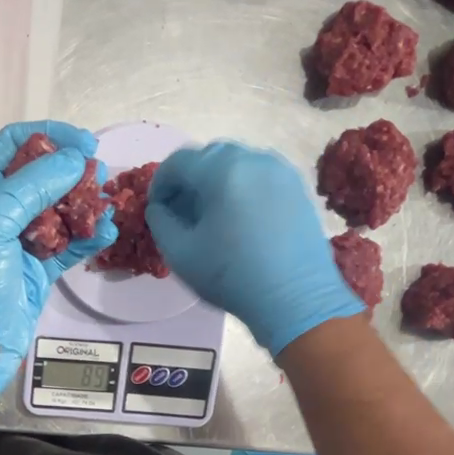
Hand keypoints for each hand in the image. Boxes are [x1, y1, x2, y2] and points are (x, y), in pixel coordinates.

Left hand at [0, 121, 116, 433]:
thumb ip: (32, 186)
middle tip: (101, 178)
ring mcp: (17, 245)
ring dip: (84, 205)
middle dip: (72, 171)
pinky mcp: (36, 274)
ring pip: (57, 210)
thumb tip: (74, 159)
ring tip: (108, 205)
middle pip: (40, 175)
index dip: (49, 137)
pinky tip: (107, 232)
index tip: (84, 144)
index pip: (13, 144)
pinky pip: (67, 246)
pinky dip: (87, 237)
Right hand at [147, 141, 363, 356]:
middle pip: (209, 157)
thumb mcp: (180, 254)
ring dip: (216, 183)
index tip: (156, 210)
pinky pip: (259, 177)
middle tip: (182, 213)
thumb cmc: (231, 277)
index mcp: (221, 170)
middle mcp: (253, 159)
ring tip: (211, 218)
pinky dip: (241, 189)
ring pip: (237, 164)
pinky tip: (239, 221)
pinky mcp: (297, 186)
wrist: (294, 298)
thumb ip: (161, 223)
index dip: (159, 184)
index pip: (178, 162)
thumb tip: (160, 208)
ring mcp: (280, 170)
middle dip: (189, 181)